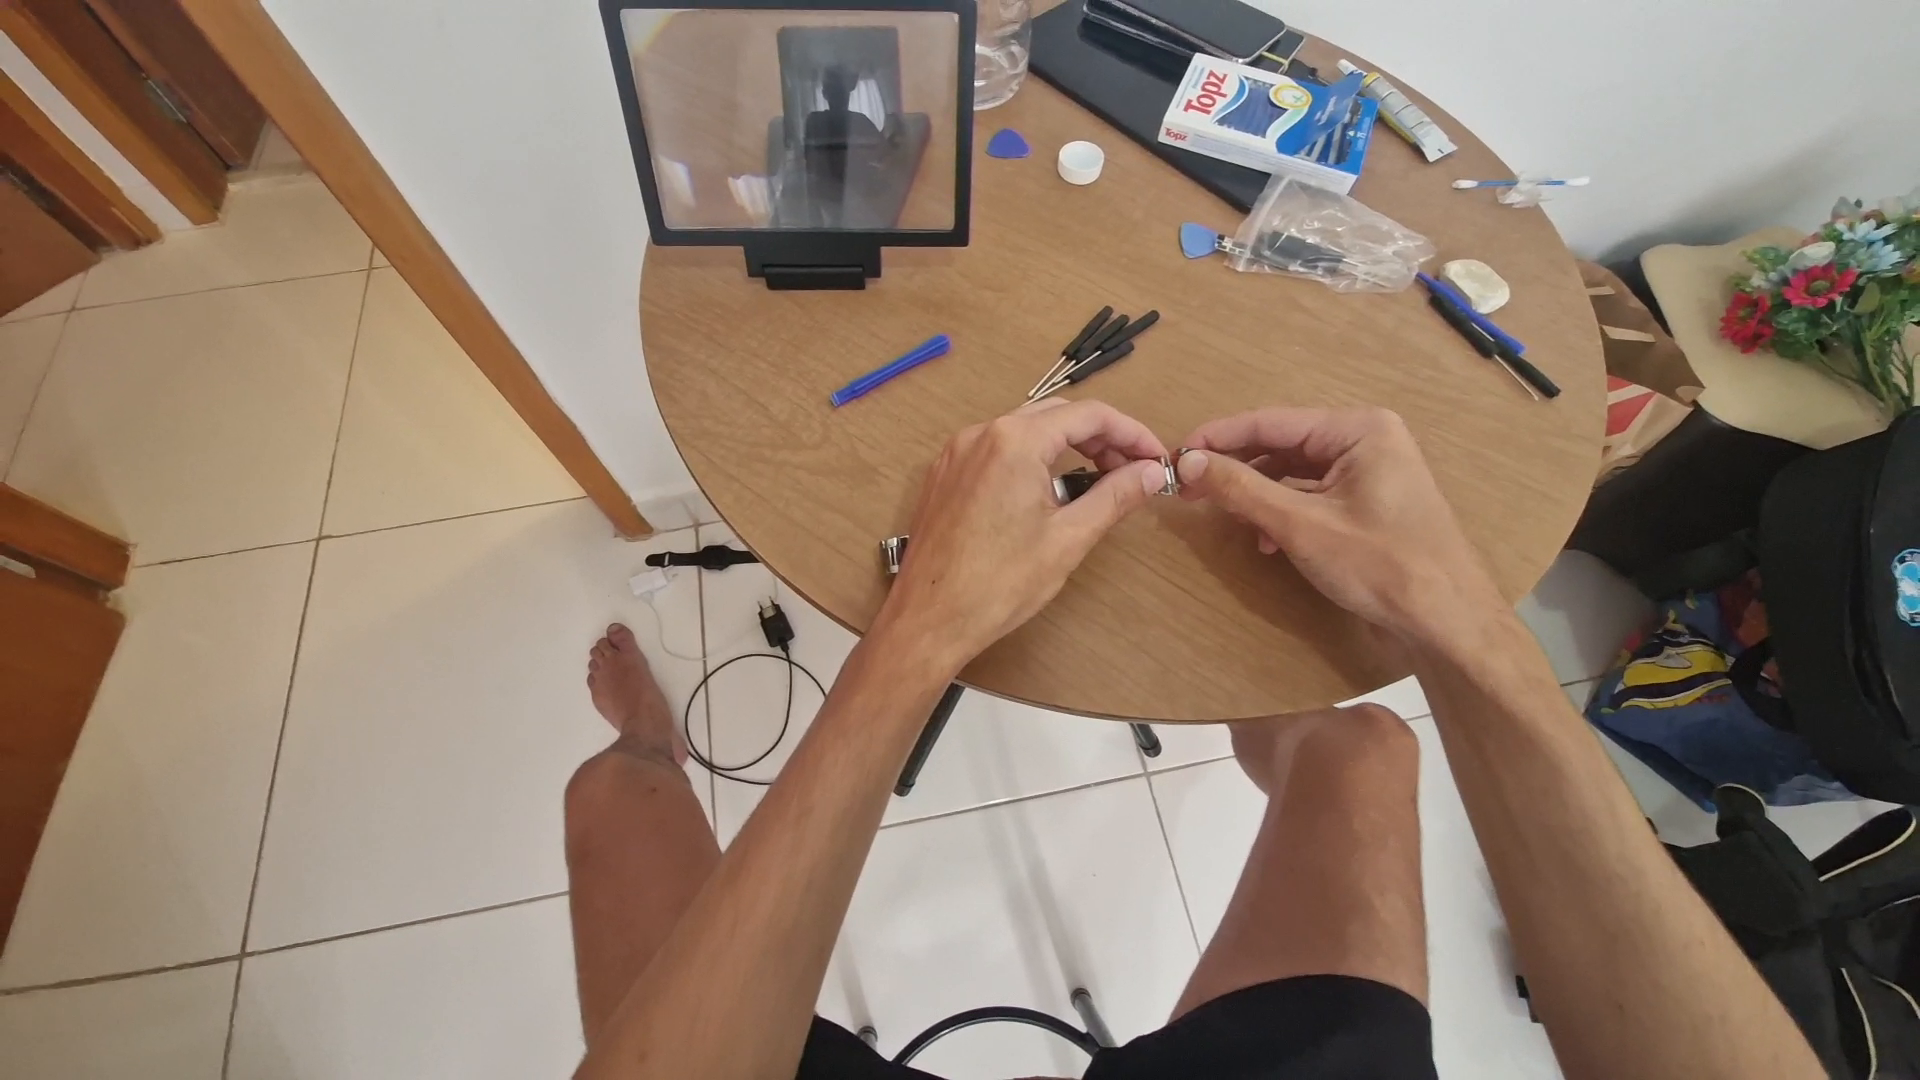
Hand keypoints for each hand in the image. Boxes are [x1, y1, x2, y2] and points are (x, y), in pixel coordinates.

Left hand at [879, 398, 1167, 671]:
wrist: (929, 619)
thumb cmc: (995, 585)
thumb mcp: (1068, 539)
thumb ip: (1115, 496)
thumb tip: (1150, 472)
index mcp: (1014, 441)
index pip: (1089, 415)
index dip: (1131, 434)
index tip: (1154, 459)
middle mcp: (981, 434)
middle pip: (1056, 415)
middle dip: (1100, 438)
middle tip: (1130, 471)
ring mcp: (957, 453)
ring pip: (1025, 430)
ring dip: (1065, 447)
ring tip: (1095, 482)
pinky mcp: (944, 475)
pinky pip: (996, 450)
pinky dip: (1030, 459)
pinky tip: (1046, 491)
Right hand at [1175, 406, 1504, 645]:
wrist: (1446, 621)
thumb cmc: (1379, 565)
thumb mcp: (1299, 524)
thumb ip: (1240, 488)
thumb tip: (1186, 461)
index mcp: (1358, 429)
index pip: (1270, 422)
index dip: (1218, 438)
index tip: (1174, 454)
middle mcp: (1366, 439)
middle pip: (1281, 444)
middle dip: (1235, 468)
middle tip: (1188, 489)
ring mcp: (1370, 471)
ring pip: (1293, 471)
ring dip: (1257, 493)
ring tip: (1225, 515)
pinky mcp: (1369, 500)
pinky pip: (1311, 493)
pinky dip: (1282, 511)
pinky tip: (1266, 540)